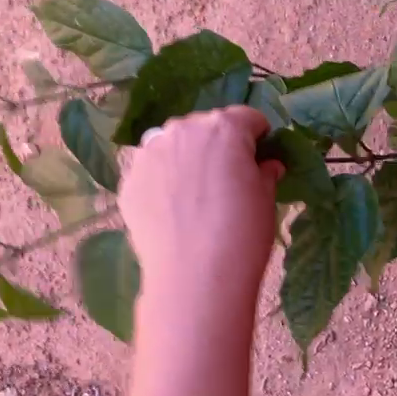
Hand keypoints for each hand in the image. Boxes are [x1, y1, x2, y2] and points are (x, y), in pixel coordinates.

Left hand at [117, 107, 279, 331]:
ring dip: (189, 160)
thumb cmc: (243, 234)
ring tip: (198, 197)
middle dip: (220, 147)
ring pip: (175, 145)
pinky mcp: (130, 180)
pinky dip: (165, 183)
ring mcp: (150, 153)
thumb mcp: (267, 200)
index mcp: (224, 128)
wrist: (195, 276)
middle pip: (207, 127)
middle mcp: (182, 130)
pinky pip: (154, 172)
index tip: (262, 160)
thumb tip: (266, 164)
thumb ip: (265, 172)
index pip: (248, 118)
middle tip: (230, 182)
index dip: (259, 138)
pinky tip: (176, 214)